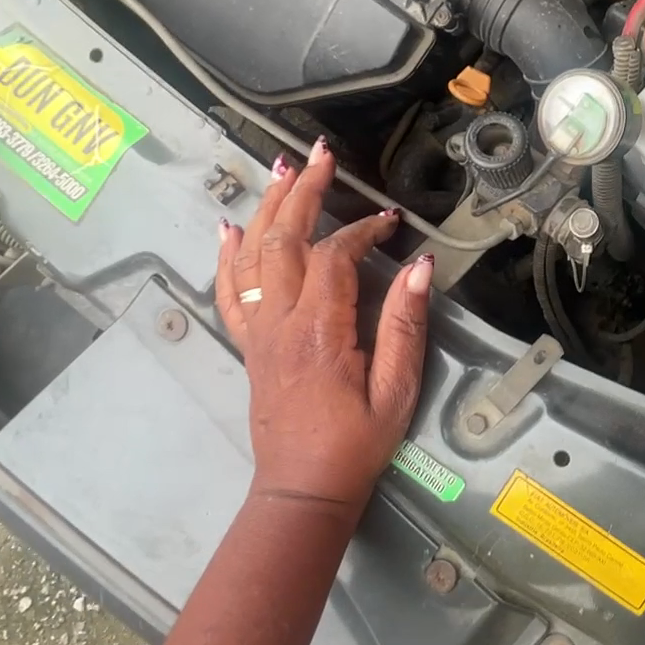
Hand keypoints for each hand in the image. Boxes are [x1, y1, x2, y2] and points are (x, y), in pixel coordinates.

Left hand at [214, 140, 432, 515]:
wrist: (302, 488)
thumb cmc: (357, 442)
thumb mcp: (397, 390)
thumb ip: (404, 327)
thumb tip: (417, 268)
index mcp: (320, 332)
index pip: (334, 257)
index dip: (362, 230)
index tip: (389, 221)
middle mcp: (279, 324)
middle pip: (283, 241)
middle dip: (303, 192)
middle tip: (320, 155)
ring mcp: (257, 333)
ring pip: (252, 257)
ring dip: (267, 209)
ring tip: (281, 170)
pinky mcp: (249, 345)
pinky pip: (229, 292)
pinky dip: (228, 255)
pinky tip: (230, 227)